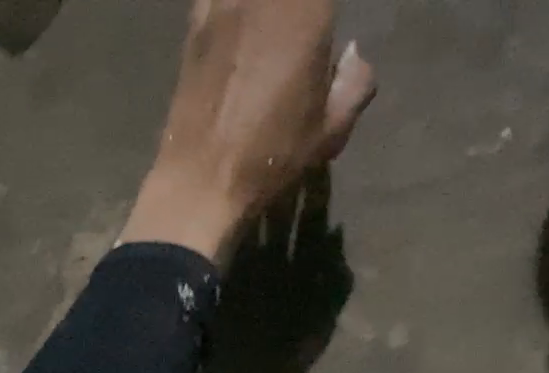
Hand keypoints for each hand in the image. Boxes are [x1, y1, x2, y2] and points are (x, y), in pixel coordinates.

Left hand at [119, 0, 376, 266]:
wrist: (203, 179)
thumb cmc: (272, 156)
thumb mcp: (331, 129)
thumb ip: (354, 82)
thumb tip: (352, 55)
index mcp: (307, 11)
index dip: (324, 10)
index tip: (329, 25)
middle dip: (300, 8)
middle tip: (305, 25)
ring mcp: (223, 3)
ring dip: (266, 9)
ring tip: (272, 26)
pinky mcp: (194, 24)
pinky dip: (232, 6)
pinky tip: (239, 26)